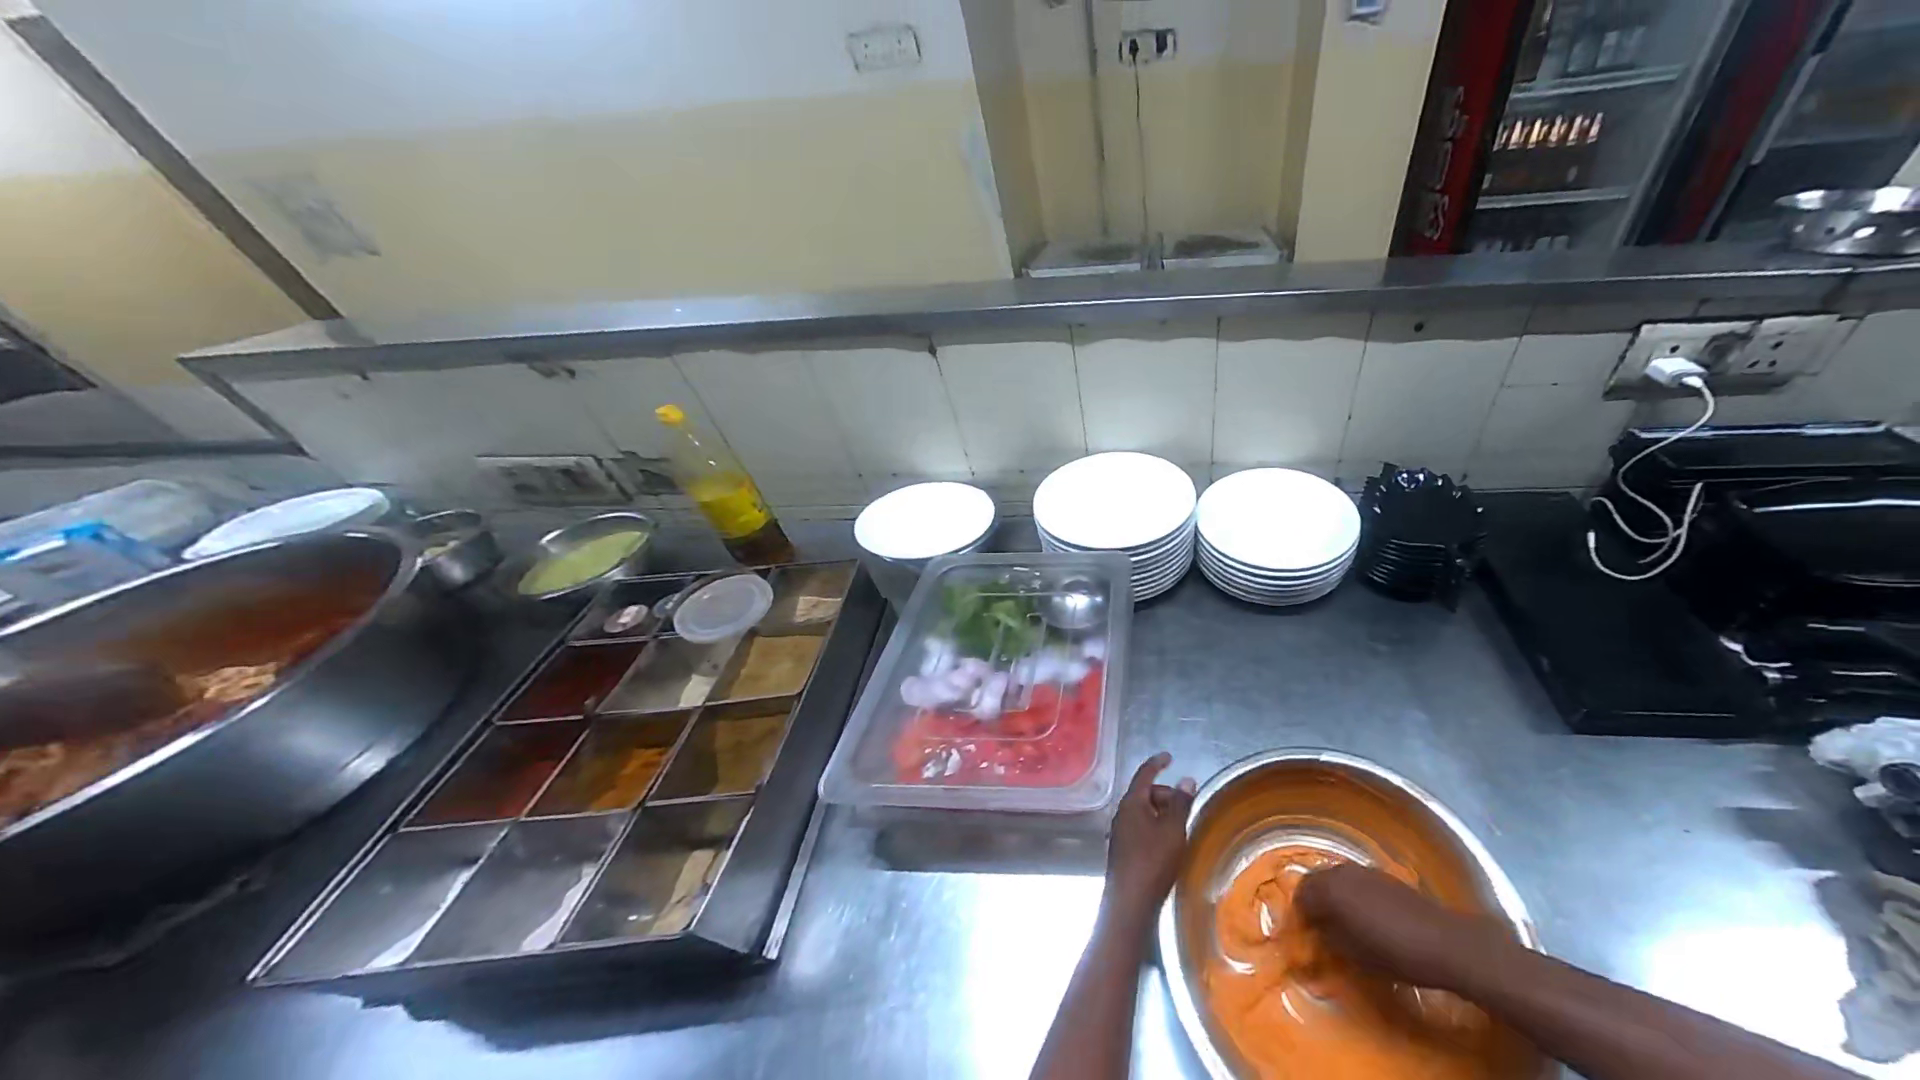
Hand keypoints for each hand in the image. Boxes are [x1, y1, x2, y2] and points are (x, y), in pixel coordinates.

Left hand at [1104, 753, 1195, 924]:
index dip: (1157, 763)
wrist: (1130, 900)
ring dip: (1161, 812)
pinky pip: (1141, 827)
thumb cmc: (1153, 861)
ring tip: (1181, 826)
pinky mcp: (1123, 849)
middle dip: (1165, 794)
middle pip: (1144, 793)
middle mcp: (1122, 813)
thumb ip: (1180, 804)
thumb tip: (1186, 780)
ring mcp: (1120, 832)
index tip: (1168, 756)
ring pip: (1143, 812)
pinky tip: (1168, 843)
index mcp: (1131, 803)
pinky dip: (1155, 826)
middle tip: (1186, 805)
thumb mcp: (1173, 830)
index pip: (1144, 774)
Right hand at [1295, 864, 1513, 991]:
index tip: (1305, 936)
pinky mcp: (1385, 876)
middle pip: (1314, 881)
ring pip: (1336, 879)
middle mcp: (1340, 872)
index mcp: (1327, 889)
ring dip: (1333, 895)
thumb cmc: (1394, 952)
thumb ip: (1327, 938)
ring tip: (1342, 920)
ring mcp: (1364, 871)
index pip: (1299, 897)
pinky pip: (1356, 881)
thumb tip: (1316, 931)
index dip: (1299, 917)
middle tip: (1319, 925)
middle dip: (1313, 901)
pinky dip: (1353, 893)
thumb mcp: (1352, 954)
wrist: (1447, 944)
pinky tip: (1366, 914)